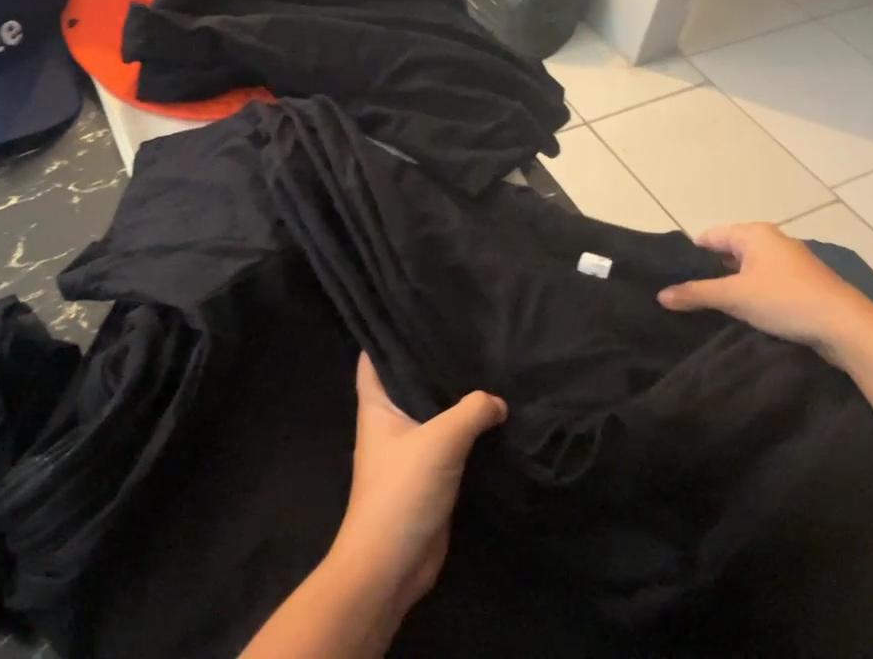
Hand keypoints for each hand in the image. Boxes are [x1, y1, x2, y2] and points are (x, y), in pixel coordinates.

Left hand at [331, 354, 507, 610]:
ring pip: (433, 413)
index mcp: (376, 406)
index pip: (373, 358)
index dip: (388, 334)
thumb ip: (472, 411)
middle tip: (467, 333)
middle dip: (432, 362)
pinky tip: (494, 416)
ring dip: (455, 399)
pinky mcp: (429, 475)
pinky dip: (467, 430)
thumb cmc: (402, 490)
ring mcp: (409, 450)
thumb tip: (498, 401)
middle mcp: (389, 423)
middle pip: (409, 382)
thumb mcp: (440, 440)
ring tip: (488, 367)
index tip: (414, 310)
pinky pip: (450, 442)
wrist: (392, 563)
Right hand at [657, 222, 872, 354]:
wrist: (846, 326)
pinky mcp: (803, 285)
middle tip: (687, 294)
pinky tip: (743, 314)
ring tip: (711, 307)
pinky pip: (766, 284)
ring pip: (748, 270)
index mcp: (755, 233)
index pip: (710, 236)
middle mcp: (773, 241)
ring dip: (732, 286)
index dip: (690, 255)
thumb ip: (695, 293)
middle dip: (710, 272)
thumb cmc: (785, 300)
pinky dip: (752, 295)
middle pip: (729, 252)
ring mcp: (791, 263)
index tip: (673, 276)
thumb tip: (661, 295)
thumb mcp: (733, 297)